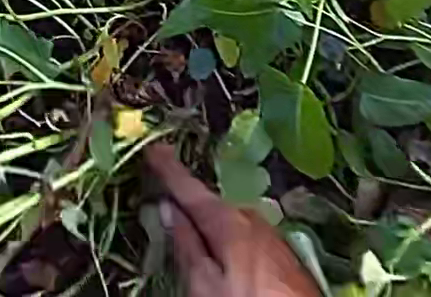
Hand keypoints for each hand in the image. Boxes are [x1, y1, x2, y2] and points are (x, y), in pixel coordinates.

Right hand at [146, 142, 315, 296]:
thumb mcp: (207, 289)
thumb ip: (186, 246)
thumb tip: (168, 208)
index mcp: (227, 219)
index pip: (188, 187)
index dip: (168, 168)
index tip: (152, 147)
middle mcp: (248, 215)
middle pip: (208, 203)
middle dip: (187, 202)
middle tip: (165, 199)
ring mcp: (267, 232)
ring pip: (226, 220)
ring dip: (207, 224)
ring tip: (191, 233)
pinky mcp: (279, 252)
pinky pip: (242, 234)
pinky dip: (225, 237)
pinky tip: (221, 255)